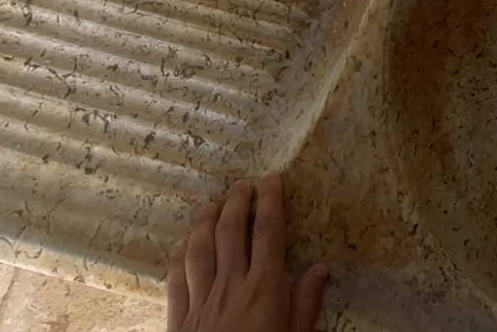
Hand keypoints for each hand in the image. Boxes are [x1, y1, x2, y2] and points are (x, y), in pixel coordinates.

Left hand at [167, 174, 328, 331]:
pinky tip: (182, 242)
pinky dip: (179, 255)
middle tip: (244, 184)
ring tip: (212, 202)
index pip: (268, 232)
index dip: (270, 200)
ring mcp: (201, 304)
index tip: (273, 178)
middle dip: (237, 201)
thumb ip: (306, 306)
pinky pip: (176, 280)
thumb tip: (320, 269)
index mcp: (264, 289)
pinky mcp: (179, 323)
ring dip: (205, 220)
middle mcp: (231, 287)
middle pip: (231, 231)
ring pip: (200, 249)